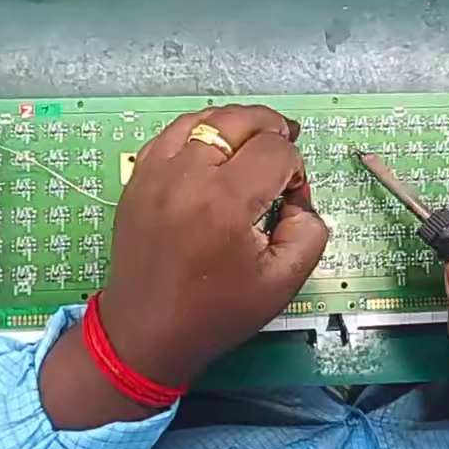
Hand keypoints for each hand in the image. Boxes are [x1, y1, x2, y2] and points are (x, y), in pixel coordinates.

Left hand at [40, 105, 328, 428]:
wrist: (147, 331)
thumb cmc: (215, 313)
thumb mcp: (283, 283)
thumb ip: (310, 231)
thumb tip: (298, 197)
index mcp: (225, 203)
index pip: (275, 150)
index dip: (296, 168)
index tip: (292, 196)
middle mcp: (186, 177)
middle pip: (239, 119)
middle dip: (271, 129)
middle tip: (283, 152)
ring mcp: (155, 174)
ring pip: (204, 117)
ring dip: (236, 125)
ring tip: (252, 145)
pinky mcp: (137, 179)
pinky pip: (171, 133)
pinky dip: (198, 132)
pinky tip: (211, 152)